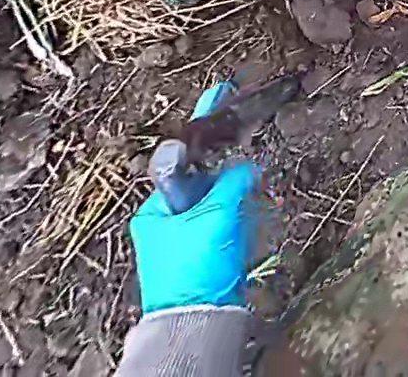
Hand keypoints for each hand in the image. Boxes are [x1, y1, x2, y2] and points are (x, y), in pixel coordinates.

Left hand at [129, 83, 258, 311]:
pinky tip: (248, 226)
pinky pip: (228, 215)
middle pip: (207, 173)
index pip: (184, 152)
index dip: (204, 120)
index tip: (222, 89)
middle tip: (246, 176)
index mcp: (159, 206)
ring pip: (221, 194)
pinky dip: (242, 215)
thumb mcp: (216, 214)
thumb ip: (233, 180)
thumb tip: (247, 165)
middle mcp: (168, 214)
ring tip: (245, 216)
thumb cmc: (195, 264)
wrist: (196, 318)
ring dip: (239, 199)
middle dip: (229, 173)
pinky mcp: (204, 244)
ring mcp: (186, 230)